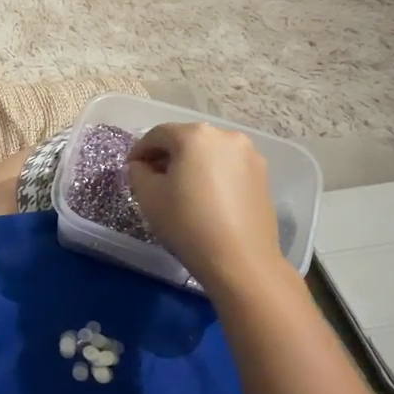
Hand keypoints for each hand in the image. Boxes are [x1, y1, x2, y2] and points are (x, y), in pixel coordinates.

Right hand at [127, 122, 284, 289]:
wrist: (239, 258)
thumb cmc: (187, 222)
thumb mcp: (148, 196)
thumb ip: (138, 172)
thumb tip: (142, 166)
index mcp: (195, 136)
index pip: (157, 134)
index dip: (139, 151)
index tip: (130, 170)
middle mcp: (226, 136)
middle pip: (186, 140)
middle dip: (166, 156)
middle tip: (152, 179)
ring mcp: (249, 154)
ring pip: (209, 153)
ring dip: (190, 165)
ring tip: (179, 190)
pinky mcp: (262, 175)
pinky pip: (227, 166)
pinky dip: (211, 175)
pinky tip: (204, 198)